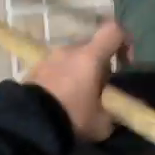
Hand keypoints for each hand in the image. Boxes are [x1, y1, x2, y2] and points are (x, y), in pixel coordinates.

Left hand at [25, 22, 128, 140]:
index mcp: (90, 56)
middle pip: (92, 47)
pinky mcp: (34, 67)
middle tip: (99, 90)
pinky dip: (63, 77)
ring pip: (73, 58)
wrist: (28, 123)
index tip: (125, 64)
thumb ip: (113, 111)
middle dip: (99, 64)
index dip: (125, 42)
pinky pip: (56, 67)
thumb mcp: (102, 123)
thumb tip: (116, 110)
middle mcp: (70, 49)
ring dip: (80, 72)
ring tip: (78, 98)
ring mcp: (49, 57)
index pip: (113, 31)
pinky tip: (61, 100)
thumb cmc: (71, 117)